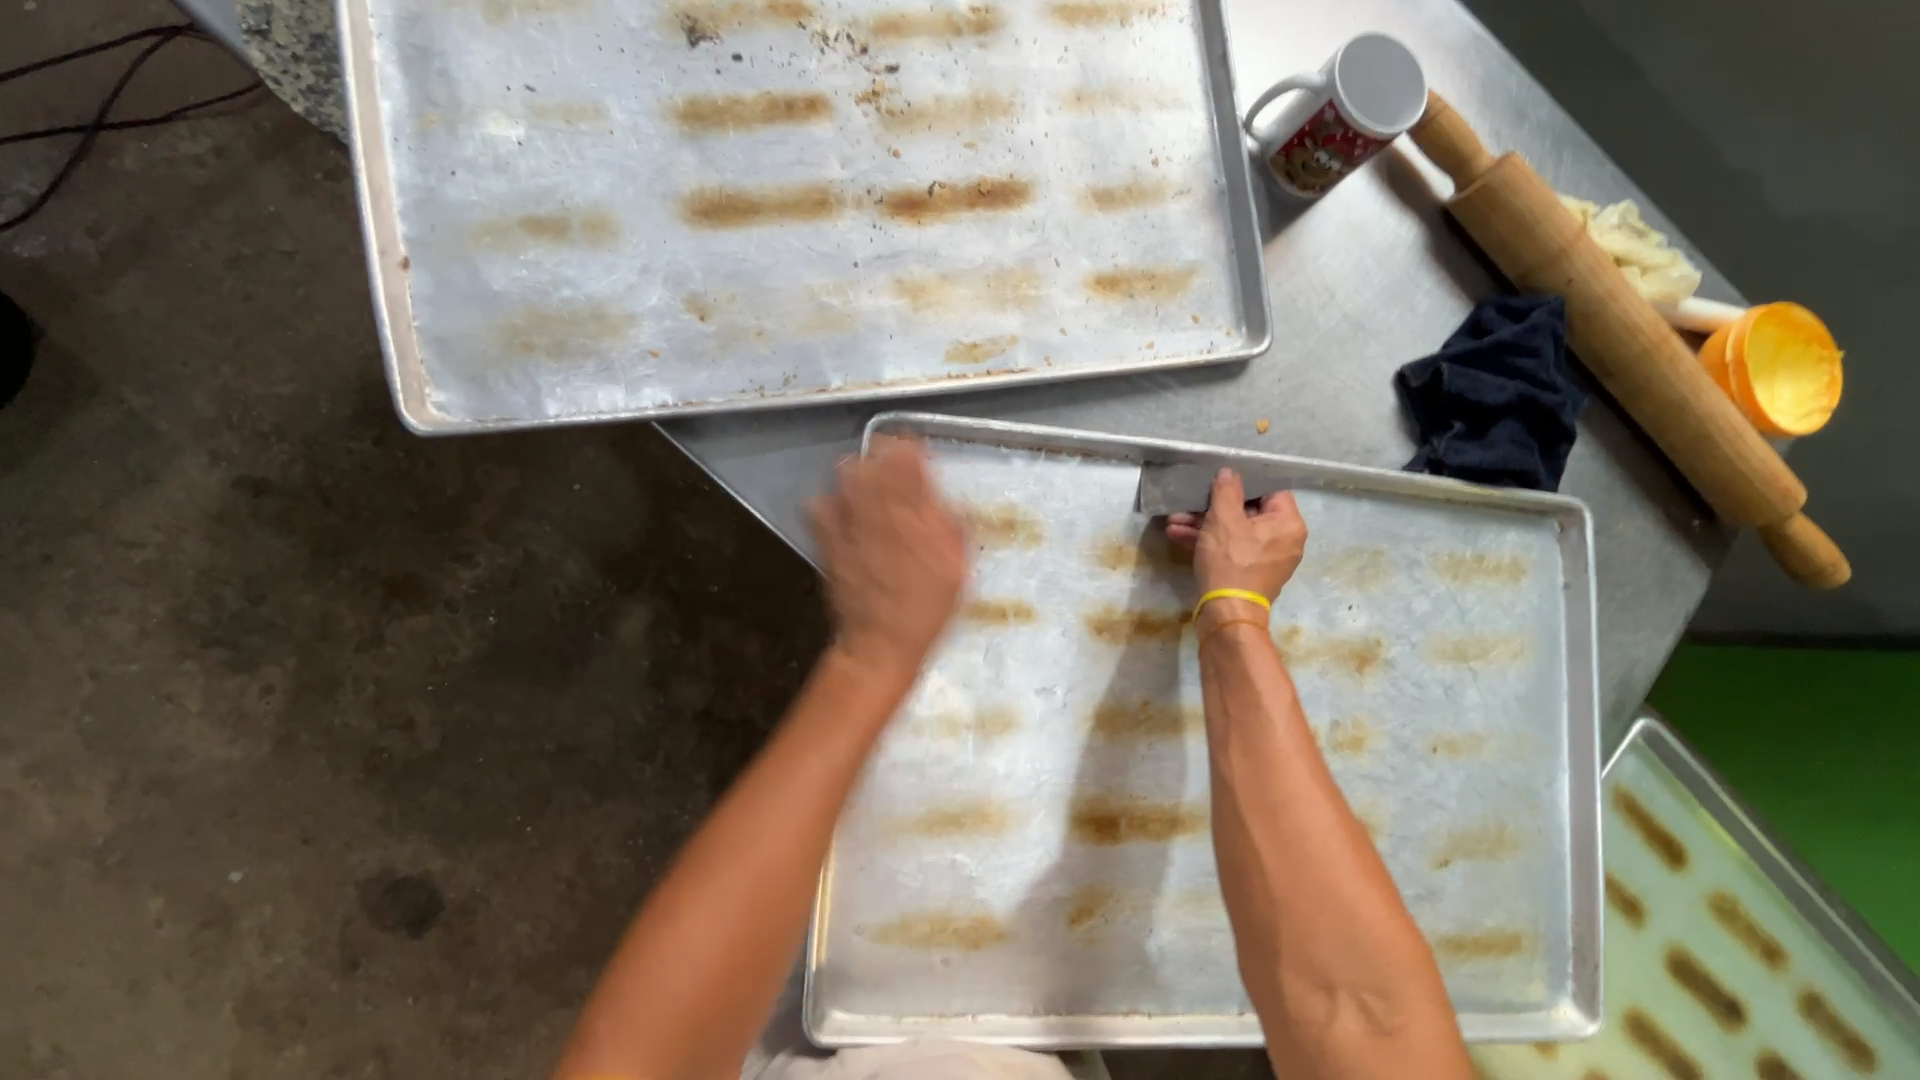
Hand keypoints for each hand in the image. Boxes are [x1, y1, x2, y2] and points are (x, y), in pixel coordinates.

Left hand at [808, 436, 969, 677]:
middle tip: (893, 472)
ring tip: (868, 490)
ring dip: (857, 476)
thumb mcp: (957, 567)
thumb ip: (953, 526)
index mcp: (915, 512)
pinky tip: (843, 515)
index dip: (911, 449)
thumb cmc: (928, 609)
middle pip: (872, 458)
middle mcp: (879, 509)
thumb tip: (946, 502)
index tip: (918, 456)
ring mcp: (848, 524)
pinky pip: (819, 506)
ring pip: (844, 475)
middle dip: (882, 458)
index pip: (907, 454)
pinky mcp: (826, 541)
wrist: (882, 643)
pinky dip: (830, 504)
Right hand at [1166, 469, 1307, 619]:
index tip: (1218, 481)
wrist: (1227, 612)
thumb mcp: (1223, 519)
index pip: (1270, 490)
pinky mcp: (1251, 573)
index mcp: (1288, 522)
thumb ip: (1227, 489)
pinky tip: (1178, 536)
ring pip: (1234, 532)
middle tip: (1188, 503)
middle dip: (1212, 508)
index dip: (1243, 483)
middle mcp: (1285, 539)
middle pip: (1248, 511)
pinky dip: (1209, 543)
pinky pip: (1232, 549)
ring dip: (1204, 525)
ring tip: (1174, 521)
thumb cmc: (1231, 561)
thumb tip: (1229, 472)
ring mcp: (1268, 559)